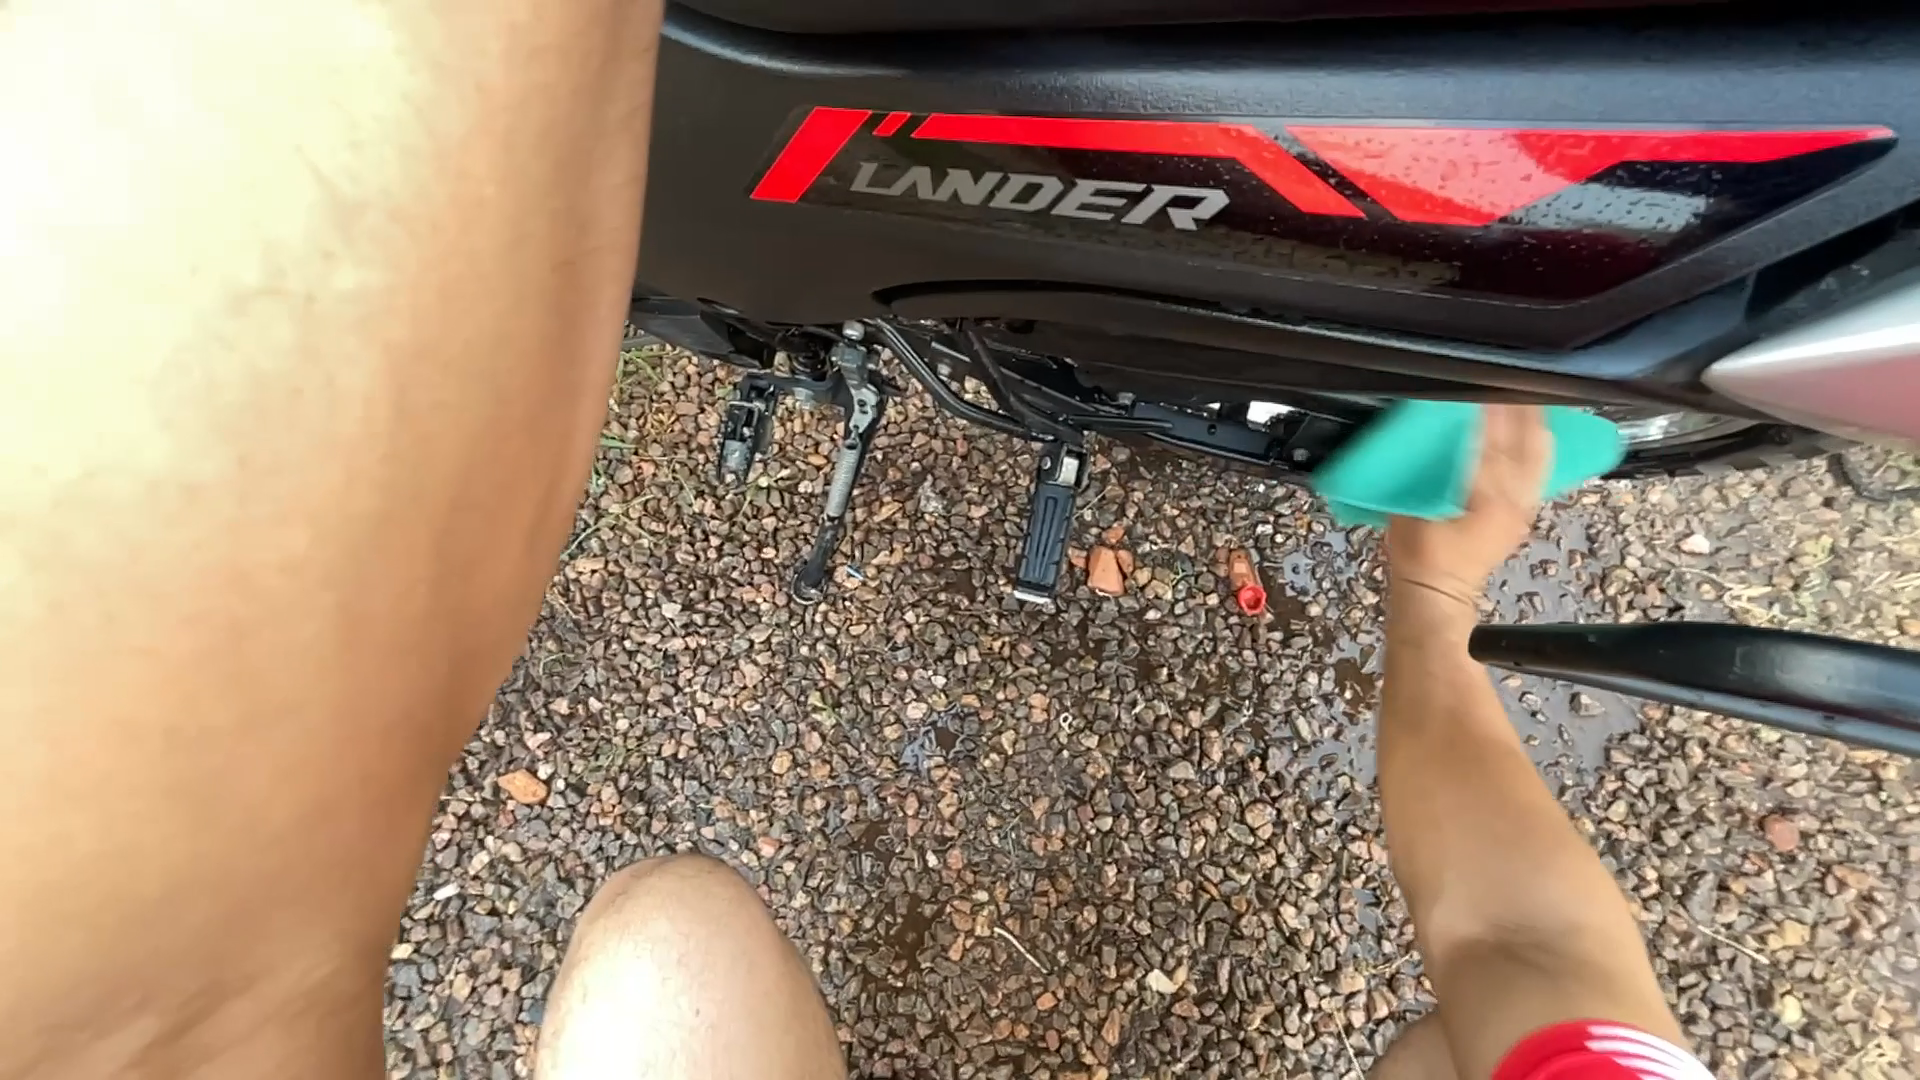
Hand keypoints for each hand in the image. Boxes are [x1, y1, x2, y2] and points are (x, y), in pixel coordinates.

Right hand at [1386, 404, 1551, 612]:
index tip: (1487, 390)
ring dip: (1535, 427)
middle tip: (1515, 383)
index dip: (1489, 417)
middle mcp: (1514, 501)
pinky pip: (1539, 472)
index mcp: (1485, 501)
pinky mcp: (1523, 514)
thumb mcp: (1410, 515)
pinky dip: (1538, 449)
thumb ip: (1423, 480)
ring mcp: (1523, 509)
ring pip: (1539, 458)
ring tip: (1532, 400)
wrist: (1438, 594)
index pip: (1491, 447)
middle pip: (1524, 448)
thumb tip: (1428, 445)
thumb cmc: (1418, 556)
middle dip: (1521, 414)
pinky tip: (1537, 435)